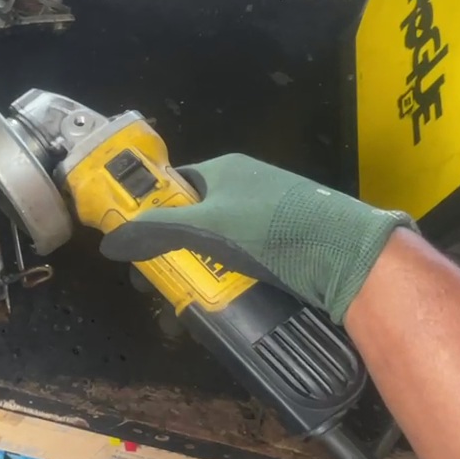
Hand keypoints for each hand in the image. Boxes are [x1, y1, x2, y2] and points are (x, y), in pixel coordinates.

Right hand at [99, 154, 411, 321]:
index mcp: (224, 170)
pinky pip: (245, 252)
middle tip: (161, 272)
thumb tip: (109, 243)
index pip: (172, 186)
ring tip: (193, 286)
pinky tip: (228, 288)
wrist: (349, 257)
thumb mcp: (203, 229)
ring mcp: (270, 210)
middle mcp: (246, 184)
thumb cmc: (272, 230)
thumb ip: (153, 233)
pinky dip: (230, 269)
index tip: (137, 240)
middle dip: (175, 244)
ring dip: (202, 260)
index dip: (150, 210)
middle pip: (194, 214)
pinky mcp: (288, 237)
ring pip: (219, 236)